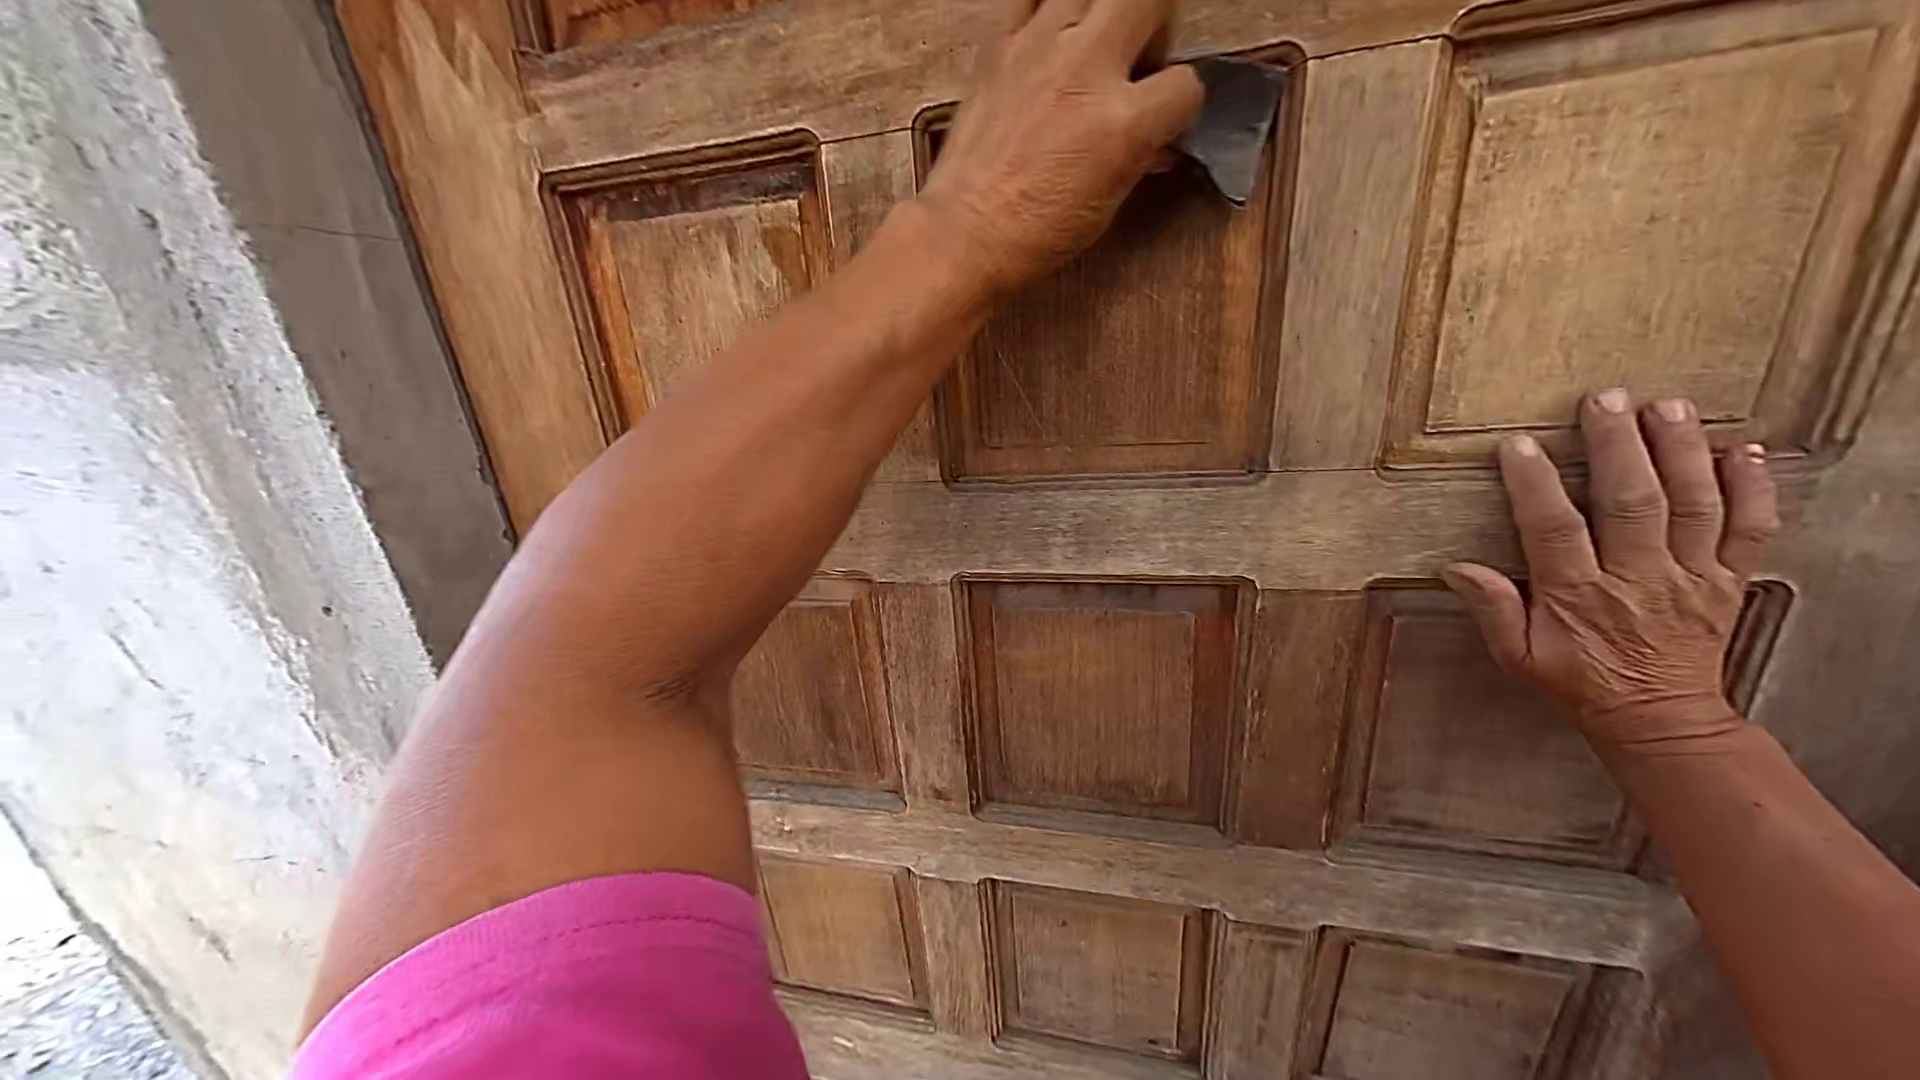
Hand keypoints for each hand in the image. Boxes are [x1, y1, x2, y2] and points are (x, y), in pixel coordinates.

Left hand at [916, 0, 1203, 293]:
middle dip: (1155, 24)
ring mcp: (1040, 49)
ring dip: (1099, 13)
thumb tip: (1153, 142)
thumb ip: (1135, 160)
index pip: (1185, 85)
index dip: (1179, 107)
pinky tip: (1043, 39)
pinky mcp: (999, 46)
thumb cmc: (1030, 237)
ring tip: (1086, 50)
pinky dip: (1040, 8)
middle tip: (1135, 60)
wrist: (966, 236)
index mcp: (1122, 123)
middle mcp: (1086, 71)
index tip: (1163, 121)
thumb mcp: (1103, 209)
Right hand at [1443, 389, 1779, 747]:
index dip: (1536, 484)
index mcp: (1579, 596)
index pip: (1554, 528)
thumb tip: (1458, 568)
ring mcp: (1690, 577)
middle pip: (1631, 501)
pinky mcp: (1727, 580)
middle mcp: (1638, 579)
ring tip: (1666, 406)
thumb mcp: (1517, 657)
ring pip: (1692, 504)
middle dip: (1617, 446)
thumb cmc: (1578, 684)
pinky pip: (1751, 529)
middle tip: (1604, 400)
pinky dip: (1753, 486)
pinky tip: (1742, 449)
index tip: (1521, 445)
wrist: (1661, 719)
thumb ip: (1494, 610)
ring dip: (1680, 451)